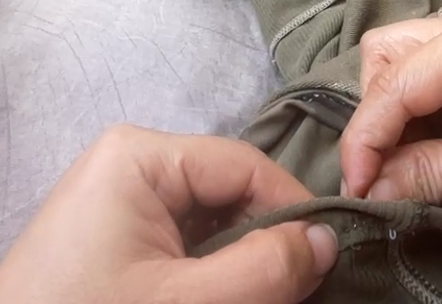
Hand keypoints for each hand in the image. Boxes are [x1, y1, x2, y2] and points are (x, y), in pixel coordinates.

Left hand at [0, 125, 338, 303]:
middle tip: (302, 288)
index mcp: (140, 153)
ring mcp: (115, 197)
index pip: (242, 165)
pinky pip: (176, 241)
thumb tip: (328, 239)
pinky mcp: (108, 236)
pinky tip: (220, 296)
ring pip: (205, 220)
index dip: (292, 208)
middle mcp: (128, 160)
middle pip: (224, 191)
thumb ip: (263, 269)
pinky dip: (206, 272)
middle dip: (264, 241)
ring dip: (238, 261)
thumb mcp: (185, 302)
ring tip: (265, 295)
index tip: (333, 257)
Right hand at [338, 6, 441, 246]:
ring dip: (393, 116)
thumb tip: (369, 187)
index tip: (355, 188)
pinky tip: (425, 153)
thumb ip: (431, 172)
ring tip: (401, 167)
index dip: (367, 134)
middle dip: (376, 112)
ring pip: (404, 67)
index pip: (396, 78)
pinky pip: (431, 85)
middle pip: (390, 56)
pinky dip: (417, 119)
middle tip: (380, 171)